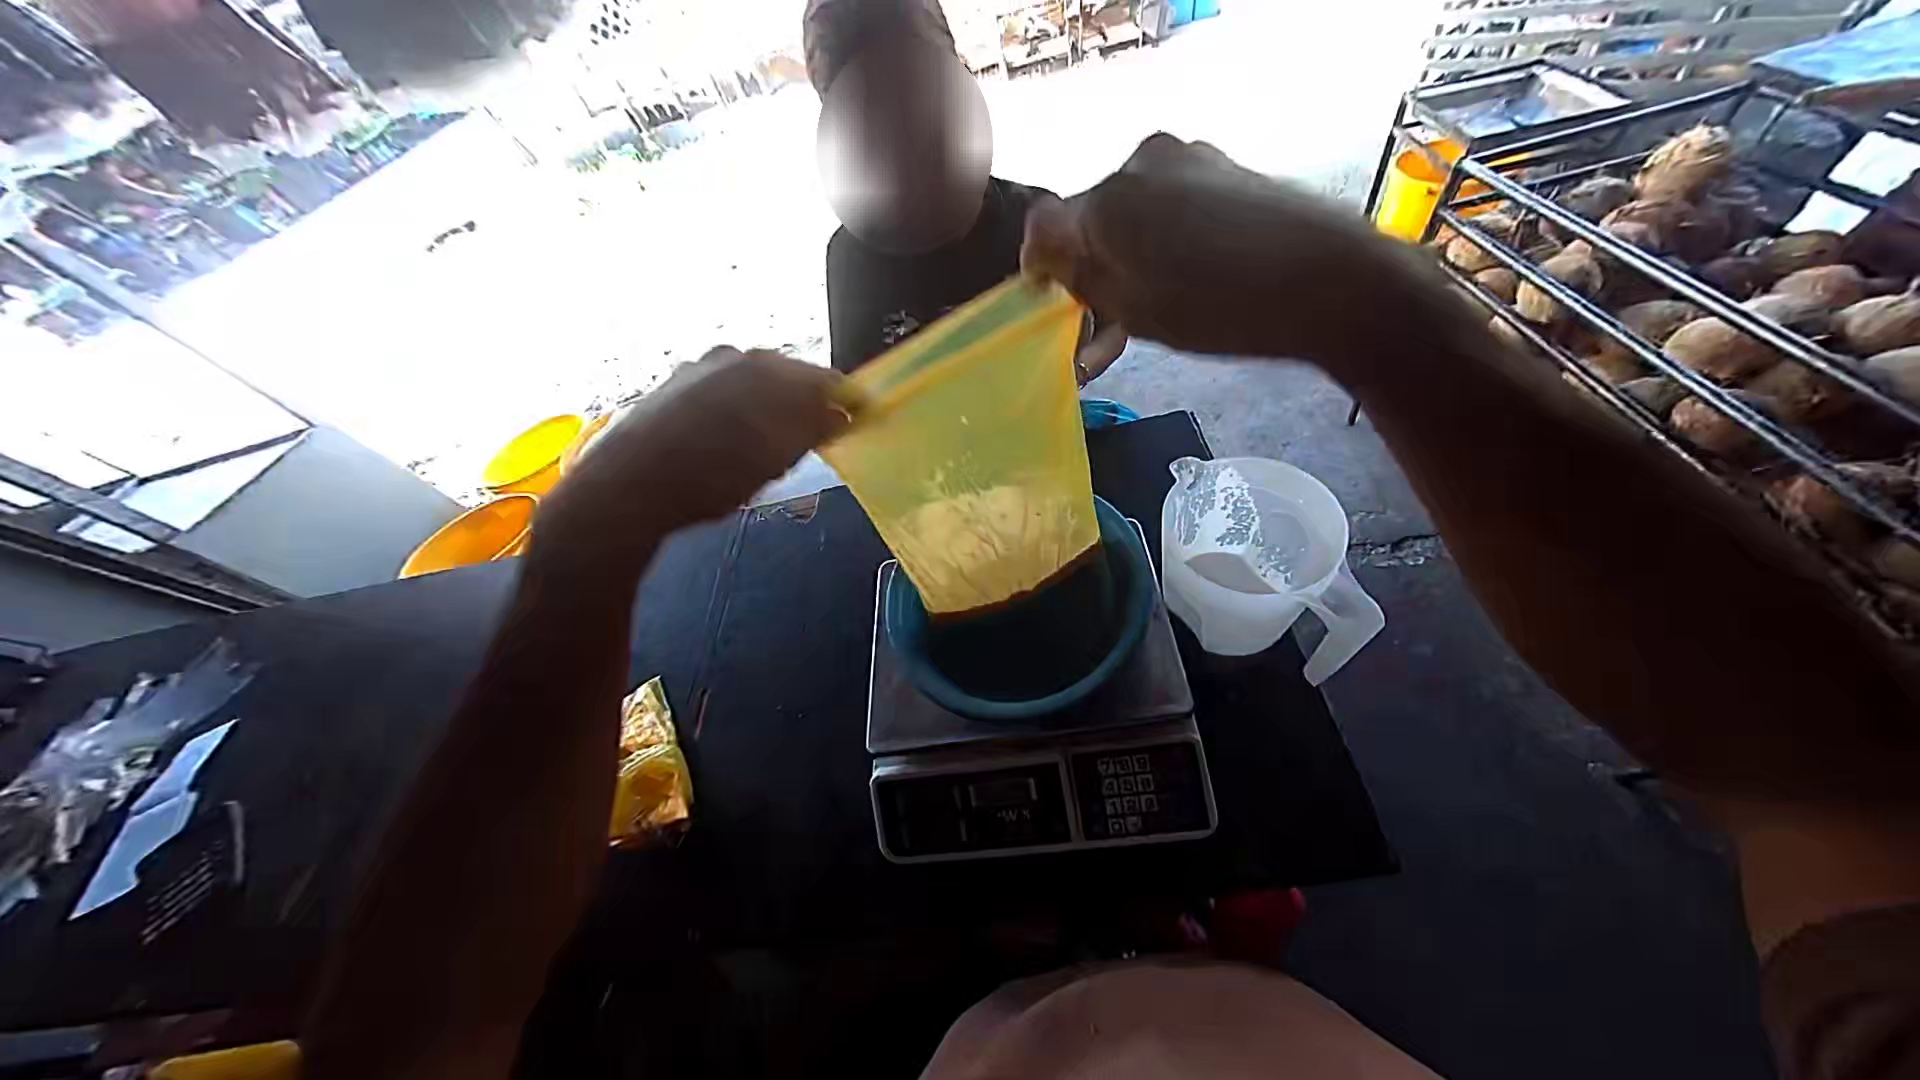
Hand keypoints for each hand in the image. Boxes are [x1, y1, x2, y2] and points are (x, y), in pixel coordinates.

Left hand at [533, 348, 846, 575]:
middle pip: (792, 377)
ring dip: (773, 407)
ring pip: (757, 383)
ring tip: (772, 444)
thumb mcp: (777, 460)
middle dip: (808, 404)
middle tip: (817, 436)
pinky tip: (731, 439)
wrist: (630, 485)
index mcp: (772, 371)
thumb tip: (842, 415)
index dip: (848, 401)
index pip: (828, 380)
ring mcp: (704, 366)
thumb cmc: (715, 476)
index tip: (858, 420)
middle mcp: (739, 357)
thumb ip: (816, 430)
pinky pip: (726, 390)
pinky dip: (741, 409)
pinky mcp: (677, 382)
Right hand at [1022, 134, 1442, 364]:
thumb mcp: (1133, 309)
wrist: (1329, 281)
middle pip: (1091, 220)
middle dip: (1089, 271)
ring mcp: (1188, 160)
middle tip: (1103, 324)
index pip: (1044, 226)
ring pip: (1132, 215)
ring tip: (1147, 310)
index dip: (1039, 268)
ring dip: (1127, 261)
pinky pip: (1170, 207)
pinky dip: (1162, 244)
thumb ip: (1080, 278)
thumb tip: (1046, 257)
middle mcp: (1141, 164)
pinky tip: (1184, 279)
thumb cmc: (1219, 308)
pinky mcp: (1225, 168)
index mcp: (1108, 200)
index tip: (1048, 303)